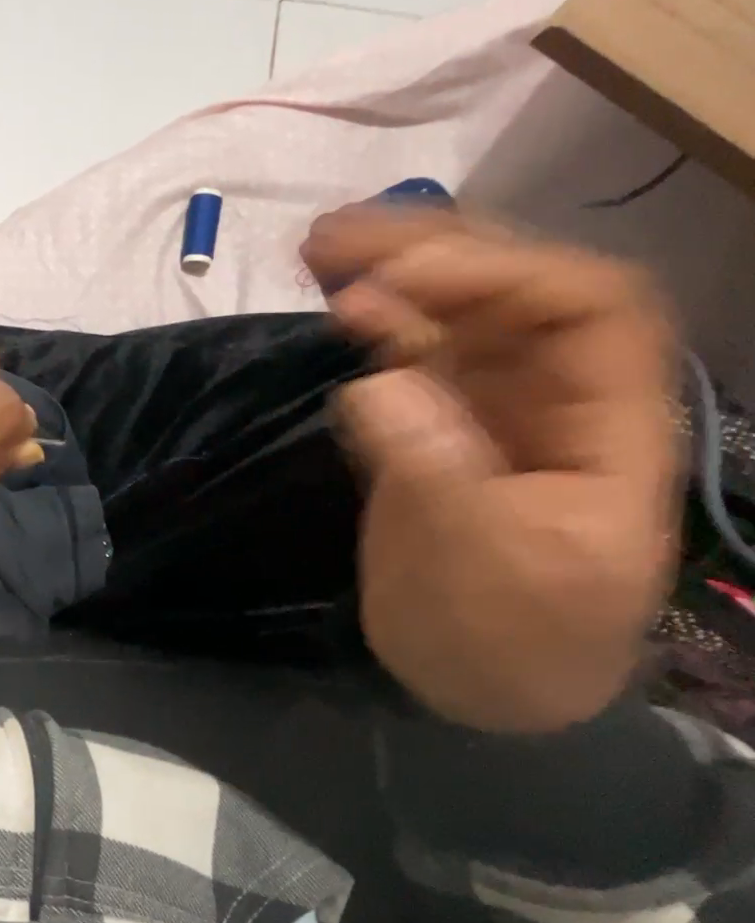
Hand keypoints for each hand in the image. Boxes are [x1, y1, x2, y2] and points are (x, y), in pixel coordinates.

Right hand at [303, 207, 678, 732]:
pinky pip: (411, 354)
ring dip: (394, 271)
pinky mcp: (435, 426)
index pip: (583, 308)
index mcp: (605, 423)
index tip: (397, 281)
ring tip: (317, 249)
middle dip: (433, 250)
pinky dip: (374, 322)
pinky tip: (337, 306)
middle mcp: (556, 395)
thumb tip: (377, 381)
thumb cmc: (510, 638)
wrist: (483, 685)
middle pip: (515, 291)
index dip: (497, 275)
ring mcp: (492, 407)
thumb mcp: (483, 566)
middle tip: (334, 236)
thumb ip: (438, 471)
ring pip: (457, 313)